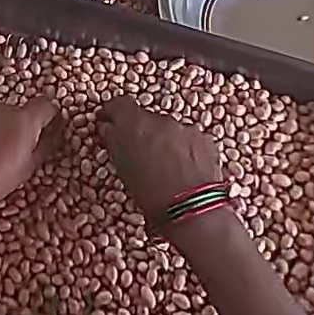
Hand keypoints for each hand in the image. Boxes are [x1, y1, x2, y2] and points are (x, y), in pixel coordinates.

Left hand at [0, 99, 58, 211]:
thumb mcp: (27, 168)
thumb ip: (44, 146)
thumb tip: (54, 133)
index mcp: (24, 120)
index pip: (46, 104)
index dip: (49, 116)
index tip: (48, 129)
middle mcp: (3, 107)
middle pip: (19, 111)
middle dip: (20, 126)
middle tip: (15, 150)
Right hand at [98, 96, 225, 228]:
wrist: (191, 210)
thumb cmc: (150, 194)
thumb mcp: (121, 168)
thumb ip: (113, 141)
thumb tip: (109, 128)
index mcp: (134, 123)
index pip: (118, 104)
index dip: (112, 112)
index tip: (108, 121)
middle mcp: (160, 120)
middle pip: (145, 118)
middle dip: (141, 132)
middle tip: (138, 153)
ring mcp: (185, 128)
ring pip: (168, 129)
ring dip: (164, 141)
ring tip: (164, 166)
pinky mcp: (205, 139)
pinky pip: (188, 139)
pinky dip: (184, 149)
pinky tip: (182, 169)